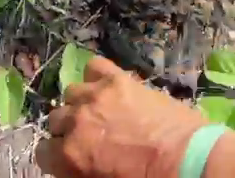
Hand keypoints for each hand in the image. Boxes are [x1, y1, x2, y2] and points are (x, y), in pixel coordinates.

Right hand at [35, 56, 207, 177]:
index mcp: (72, 154)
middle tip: (89, 141)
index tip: (71, 162)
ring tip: (99, 115)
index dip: (57, 159)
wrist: (190, 163)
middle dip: (68, 131)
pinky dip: (95, 77)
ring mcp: (96, 94)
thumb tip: (76, 167)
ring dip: (81, 105)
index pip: (44, 153)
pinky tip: (107, 90)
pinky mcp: (118, 77)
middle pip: (57, 120)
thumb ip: (81, 173)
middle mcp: (76, 120)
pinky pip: (94, 66)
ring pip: (72, 93)